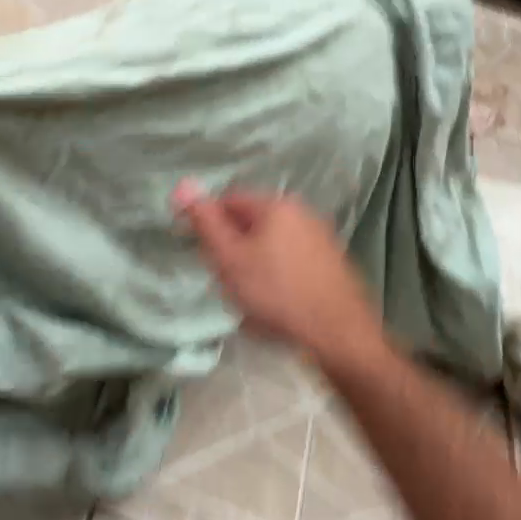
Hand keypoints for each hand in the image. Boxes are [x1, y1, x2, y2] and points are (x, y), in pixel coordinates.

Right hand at [174, 181, 385, 362]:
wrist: (338, 335)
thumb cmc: (276, 294)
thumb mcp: (229, 259)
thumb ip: (205, 222)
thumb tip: (182, 184)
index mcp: (276, 205)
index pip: (227, 201)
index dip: (208, 224)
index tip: (203, 254)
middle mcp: (302, 212)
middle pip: (250, 222)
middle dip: (232, 247)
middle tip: (225, 279)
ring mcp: (320, 237)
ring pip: (270, 243)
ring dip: (253, 263)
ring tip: (249, 295)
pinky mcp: (331, 262)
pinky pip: (289, 260)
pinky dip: (275, 275)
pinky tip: (275, 301)